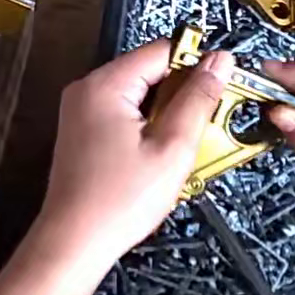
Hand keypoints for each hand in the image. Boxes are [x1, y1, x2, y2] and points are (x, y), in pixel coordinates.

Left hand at [32, 39, 232, 277]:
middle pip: (148, 70)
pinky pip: (123, 110)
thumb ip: (198, 99)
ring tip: (182, 140)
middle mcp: (87, 88)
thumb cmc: (121, 200)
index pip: (161, 51)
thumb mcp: (173, 148)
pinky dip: (147, 122)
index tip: (221, 87)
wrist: (73, 244)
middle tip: (205, 122)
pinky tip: (159, 149)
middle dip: (181, 91)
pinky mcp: (81, 129)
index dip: (196, 64)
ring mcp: (80, 108)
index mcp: (106, 84)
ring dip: (166, 109)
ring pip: (138, 92)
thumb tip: (220, 60)